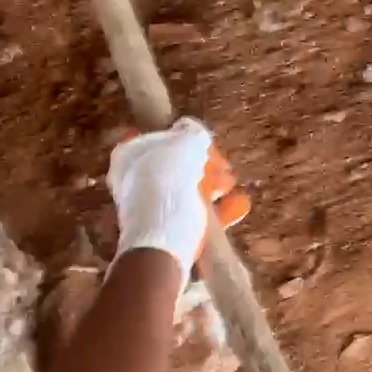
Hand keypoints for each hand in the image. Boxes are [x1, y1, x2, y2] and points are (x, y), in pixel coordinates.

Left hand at [107, 119, 248, 283]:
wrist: (164, 244)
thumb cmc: (171, 184)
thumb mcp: (185, 143)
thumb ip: (191, 133)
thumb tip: (191, 128)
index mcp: (131, 157)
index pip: (159, 138)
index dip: (185, 138)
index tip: (206, 144)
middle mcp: (137, 182)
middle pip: (178, 166)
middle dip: (205, 165)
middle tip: (223, 167)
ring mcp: (153, 210)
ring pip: (190, 191)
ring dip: (215, 185)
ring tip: (232, 185)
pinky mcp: (171, 233)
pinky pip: (199, 216)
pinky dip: (220, 210)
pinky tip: (240, 204)